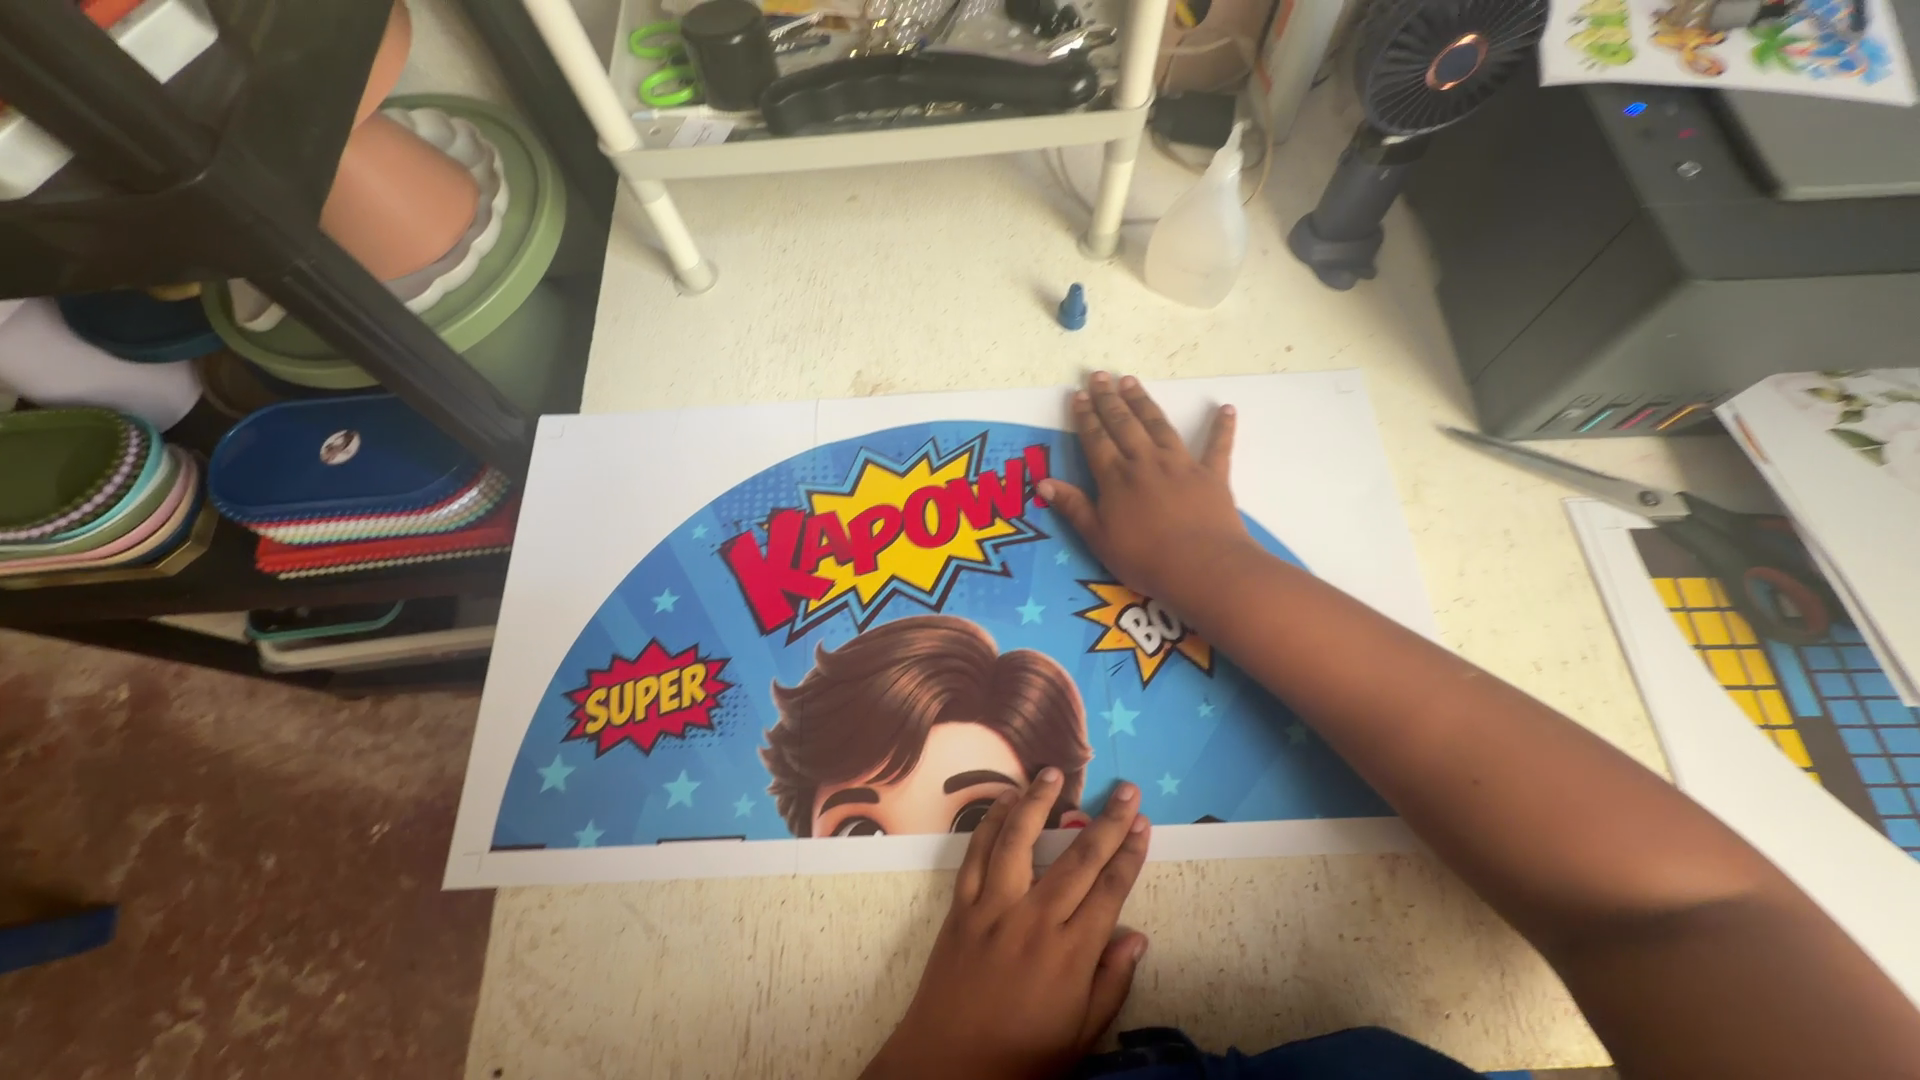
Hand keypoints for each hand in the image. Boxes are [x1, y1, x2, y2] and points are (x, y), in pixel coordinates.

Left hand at [861, 769, 1151, 1079]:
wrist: (947, 1067)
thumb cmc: (1021, 1057)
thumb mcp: (1081, 1035)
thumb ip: (1111, 983)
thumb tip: (1137, 936)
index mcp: (1071, 953)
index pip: (1110, 890)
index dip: (1130, 853)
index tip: (1143, 823)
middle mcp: (1035, 920)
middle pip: (1077, 859)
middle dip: (1106, 821)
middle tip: (1125, 789)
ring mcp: (993, 908)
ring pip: (1019, 841)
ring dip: (1038, 803)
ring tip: (1053, 772)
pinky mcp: (961, 907)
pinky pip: (975, 855)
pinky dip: (989, 824)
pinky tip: (1004, 801)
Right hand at [1039, 372, 1259, 609]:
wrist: (1202, 567)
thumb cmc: (1144, 559)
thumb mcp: (1098, 538)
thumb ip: (1073, 507)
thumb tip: (1043, 482)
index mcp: (1116, 478)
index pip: (1096, 440)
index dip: (1086, 417)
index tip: (1079, 395)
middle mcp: (1146, 462)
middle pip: (1124, 424)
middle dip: (1110, 399)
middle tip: (1100, 375)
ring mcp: (1181, 465)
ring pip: (1159, 425)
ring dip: (1144, 403)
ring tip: (1132, 381)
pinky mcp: (1212, 475)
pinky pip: (1218, 446)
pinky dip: (1222, 427)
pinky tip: (1226, 408)